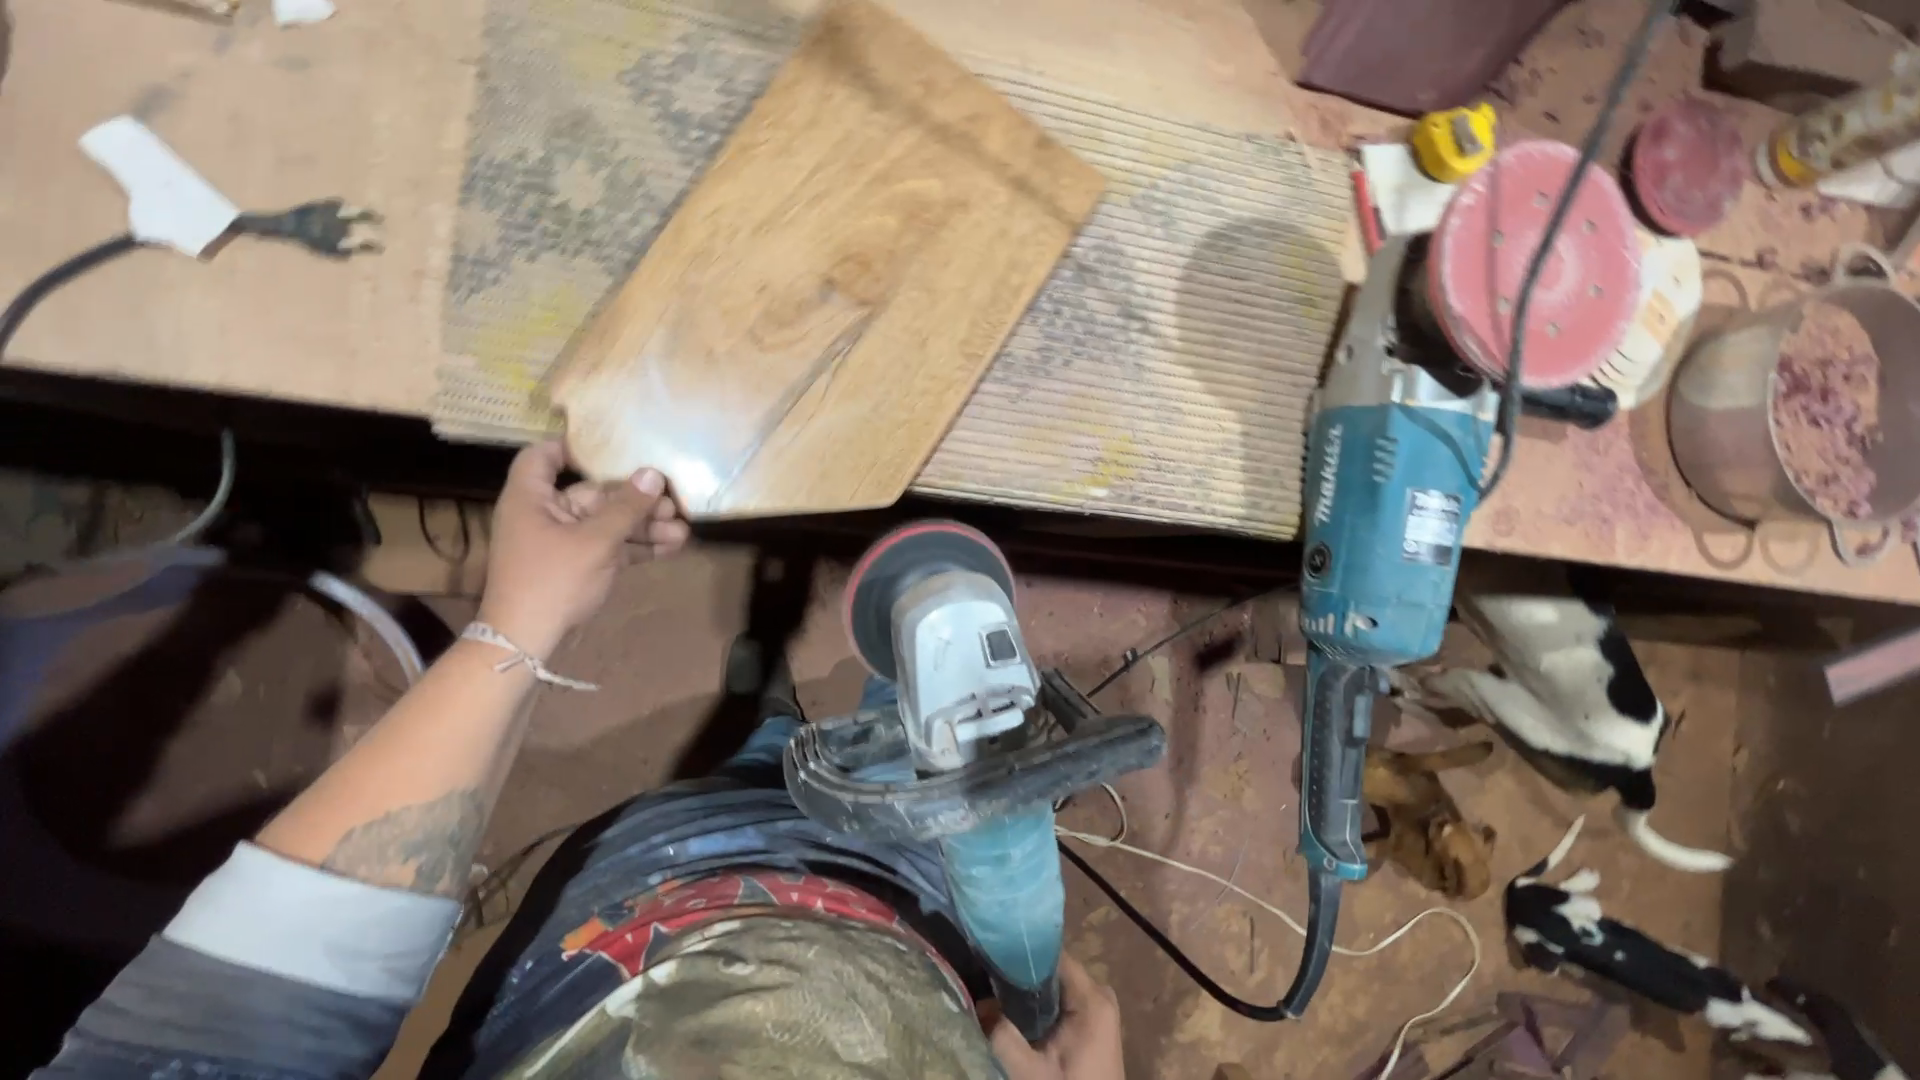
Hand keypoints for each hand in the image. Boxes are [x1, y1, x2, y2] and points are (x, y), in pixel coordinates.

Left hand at [476, 441, 689, 658]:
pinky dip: (636, 547)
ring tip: (682, 530)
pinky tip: (672, 548)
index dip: (571, 447)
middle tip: (671, 502)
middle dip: (634, 498)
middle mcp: (545, 514)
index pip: (542, 457)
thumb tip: (654, 474)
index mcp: (532, 498)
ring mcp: (563, 542)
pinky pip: (611, 547)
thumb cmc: (553, 580)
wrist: (525, 641)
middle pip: (593, 492)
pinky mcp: (578, 566)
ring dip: (643, 526)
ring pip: (607, 522)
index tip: (611, 448)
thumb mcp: (595, 541)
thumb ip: (627, 507)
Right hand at [989, 956, 1124, 1079]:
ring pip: (1058, 984)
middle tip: (991, 978)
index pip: (1053, 957)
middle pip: (1055, 970)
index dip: (1023, 954)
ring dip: (1031, 990)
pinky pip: (1065, 999)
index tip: (994, 955)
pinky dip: (1043, 1004)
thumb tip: (979, 1003)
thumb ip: (1002, 1037)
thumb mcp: (1030, 1072)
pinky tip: (1020, 1011)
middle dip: (1024, 974)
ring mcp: (1100, 1007)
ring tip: (999, 992)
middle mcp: (1101, 994)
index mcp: (1092, 997)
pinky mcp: (1096, 1022)